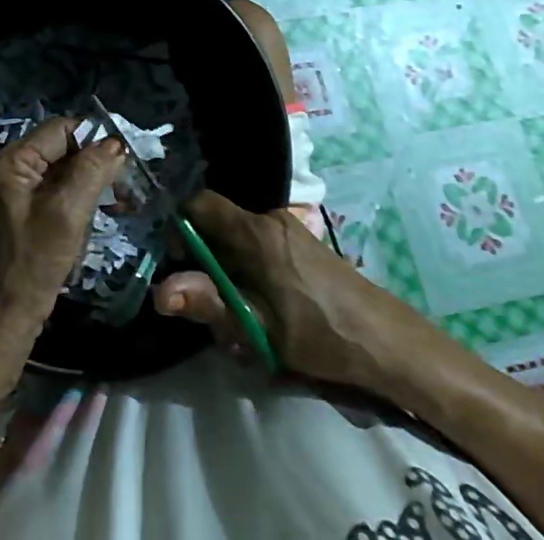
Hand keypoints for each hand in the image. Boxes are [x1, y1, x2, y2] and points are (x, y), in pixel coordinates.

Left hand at [0, 118, 124, 408]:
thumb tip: (117, 143)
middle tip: (130, 181)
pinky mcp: (30, 213)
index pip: (62, 130)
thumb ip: (91, 171)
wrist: (3, 319)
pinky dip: (87, 197)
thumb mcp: (66, 213)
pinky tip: (109, 210)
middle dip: (99, 160)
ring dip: (97, 180)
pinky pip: (63, 192)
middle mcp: (14, 169)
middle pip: (65, 148)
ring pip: (68, 170)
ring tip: (125, 199)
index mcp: (13, 161)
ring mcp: (21, 192)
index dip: (96, 138)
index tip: (127, 158)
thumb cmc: (32, 264)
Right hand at [152, 191, 439, 390]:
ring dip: (231, 273)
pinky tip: (266, 311)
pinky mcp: (303, 245)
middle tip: (212, 307)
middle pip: (220, 225)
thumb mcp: (258, 326)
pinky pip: (261, 247)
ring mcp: (290, 229)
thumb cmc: (319, 332)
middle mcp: (272, 219)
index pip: (202, 204)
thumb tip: (160, 291)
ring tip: (243, 318)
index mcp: (257, 232)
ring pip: (240, 240)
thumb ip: (209, 303)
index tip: (179, 264)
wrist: (384, 339)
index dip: (181, 228)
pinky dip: (251, 272)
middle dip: (207, 263)